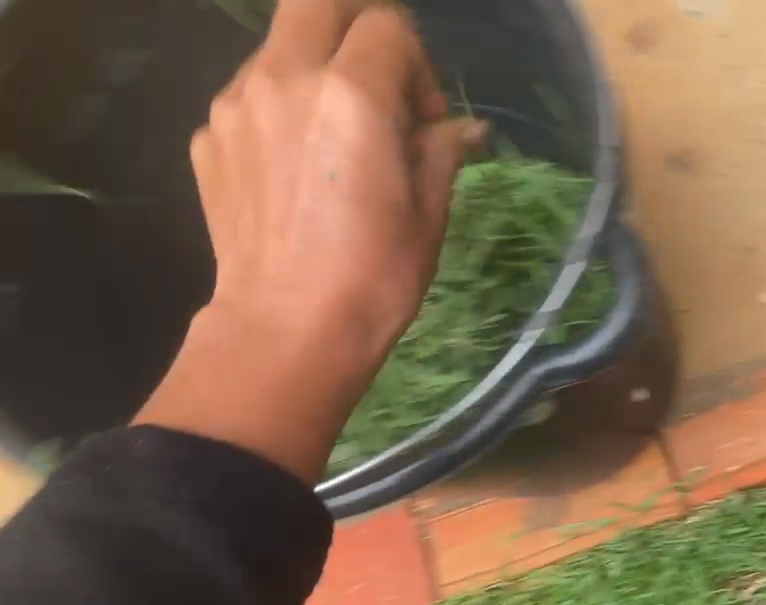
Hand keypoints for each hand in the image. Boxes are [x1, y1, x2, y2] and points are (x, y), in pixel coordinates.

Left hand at [136, 0, 484, 482]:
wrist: (292, 321)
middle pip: (319, 4)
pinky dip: (289, 113)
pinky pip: (256, 95)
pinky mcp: (210, 131)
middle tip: (385, 95)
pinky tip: (306, 176)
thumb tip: (464, 126)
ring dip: (324, 76)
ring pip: (283, 48)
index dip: (419, 68)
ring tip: (345, 150)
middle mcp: (283, 79)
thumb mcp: (431, 213)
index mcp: (350, 98)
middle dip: (362, 33)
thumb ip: (441, 150)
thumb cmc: (380, 273)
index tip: (427, 122)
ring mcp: (235, 101)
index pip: (388, 27)